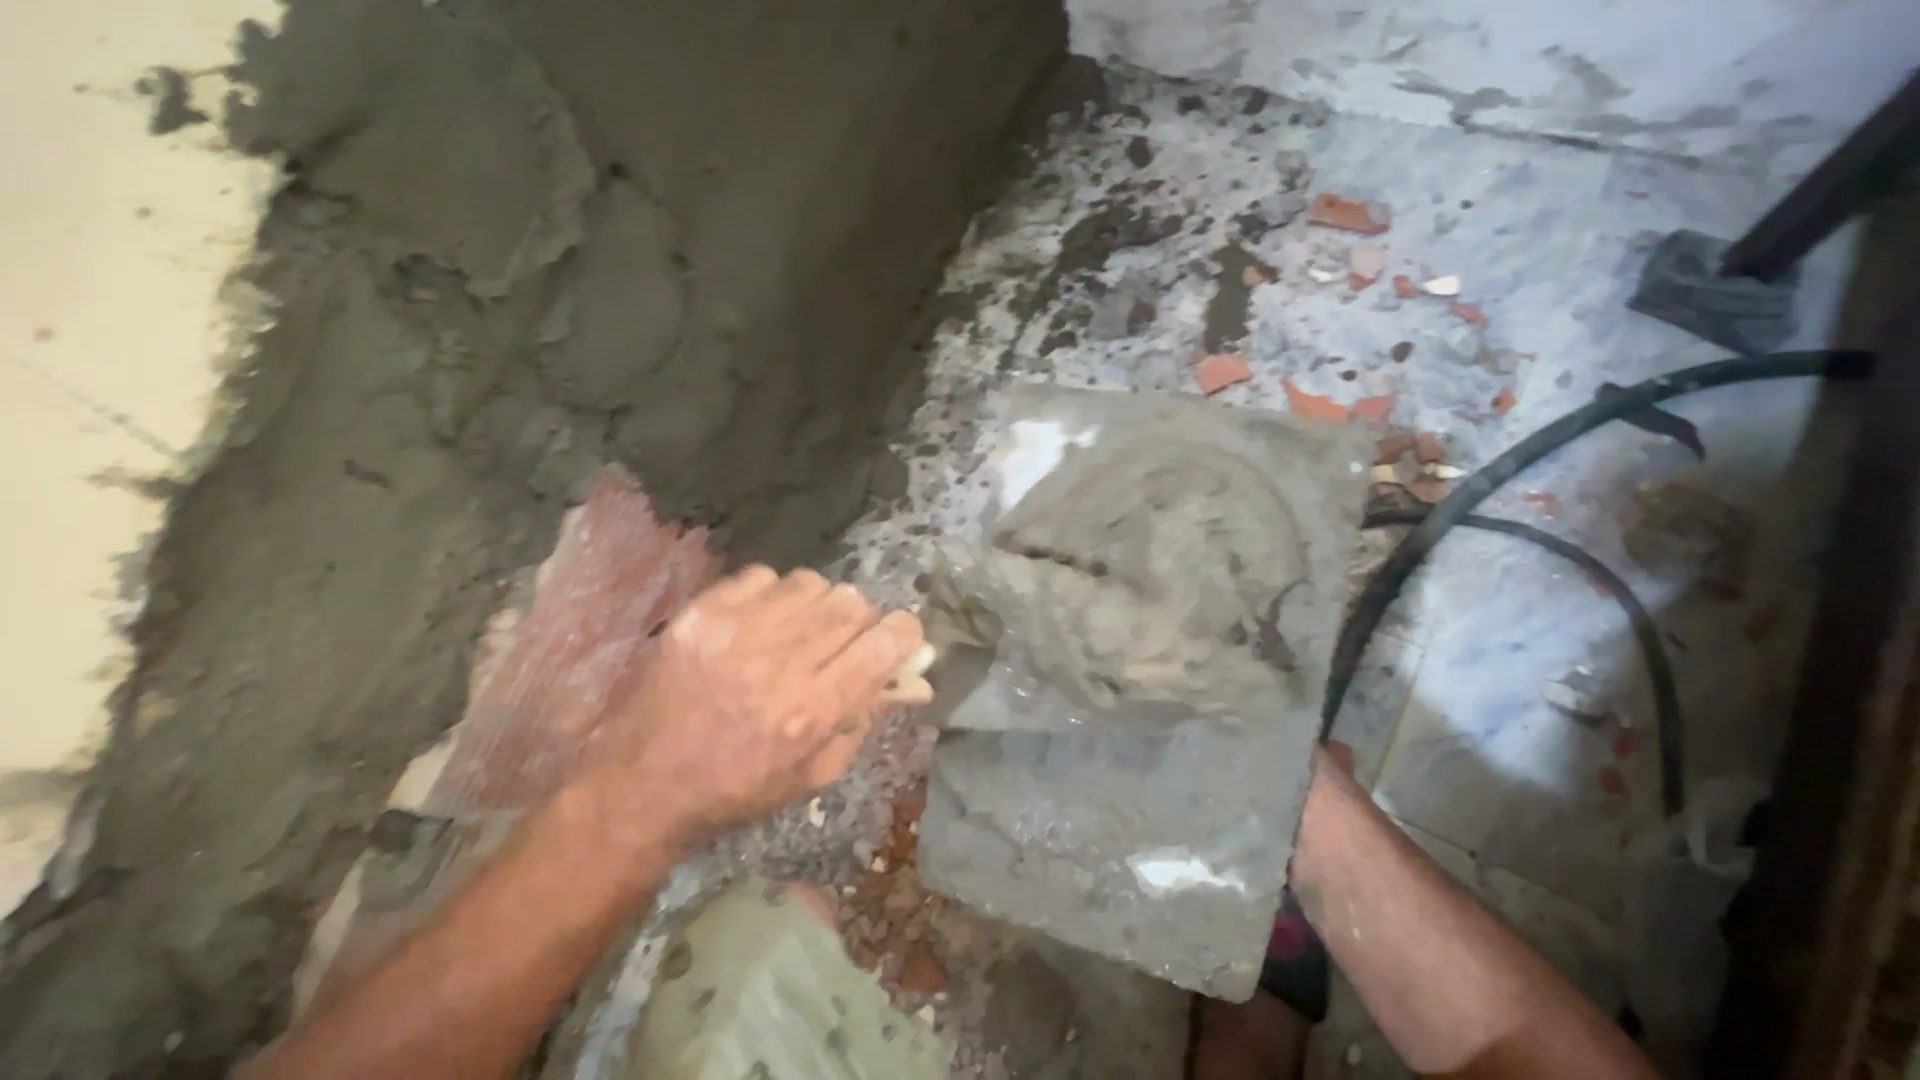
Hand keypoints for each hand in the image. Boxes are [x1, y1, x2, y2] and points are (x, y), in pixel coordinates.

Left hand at [589, 566, 932, 847]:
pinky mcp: (702, 613)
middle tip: (843, 644)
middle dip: (861, 622)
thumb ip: (867, 719)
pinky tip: (760, 624)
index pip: (885, 641)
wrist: (642, 785)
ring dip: (818, 605)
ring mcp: (737, 630)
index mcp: (813, 709)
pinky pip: (763, 576)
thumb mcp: (813, 773)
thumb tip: (915, 680)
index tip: (899, 639)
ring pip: (812, 583)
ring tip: (800, 630)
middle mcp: (780, 661)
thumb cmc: (737, 790)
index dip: (904, 634)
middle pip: (852, 604)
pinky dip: (772, 596)